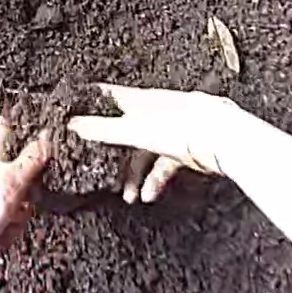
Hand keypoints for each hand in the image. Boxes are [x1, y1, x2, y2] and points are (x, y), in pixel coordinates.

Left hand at [0, 115, 52, 256]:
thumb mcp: (13, 178)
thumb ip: (32, 157)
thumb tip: (47, 135)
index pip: (7, 125)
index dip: (19, 118)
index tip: (31, 115)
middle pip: (20, 168)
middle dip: (29, 186)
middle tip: (27, 195)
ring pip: (17, 198)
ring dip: (18, 214)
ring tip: (7, 220)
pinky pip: (8, 221)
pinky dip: (7, 230)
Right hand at [68, 83, 250, 203]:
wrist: (220, 137)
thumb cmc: (178, 125)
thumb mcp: (133, 129)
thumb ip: (102, 129)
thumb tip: (72, 123)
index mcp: (140, 100)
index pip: (109, 96)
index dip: (92, 100)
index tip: (75, 106)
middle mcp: (153, 111)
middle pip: (125, 129)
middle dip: (112, 151)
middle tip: (98, 167)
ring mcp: (170, 129)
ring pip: (144, 151)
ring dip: (134, 174)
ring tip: (127, 196)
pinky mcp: (185, 148)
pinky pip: (163, 165)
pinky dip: (155, 180)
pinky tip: (148, 195)